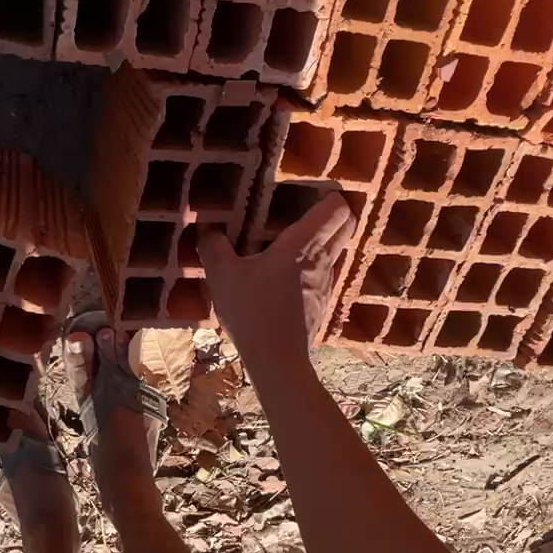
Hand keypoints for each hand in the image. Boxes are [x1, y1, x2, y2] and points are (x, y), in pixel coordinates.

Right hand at [198, 193, 354, 367]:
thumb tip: (207, 228)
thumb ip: (213, 247)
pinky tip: (294, 275)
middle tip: (311, 210)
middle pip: (346, 226)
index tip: (314, 191)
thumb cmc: (252, 313)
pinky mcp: (323, 303)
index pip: (335, 209)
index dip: (330, 196)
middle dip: (335, 214)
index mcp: (302, 246)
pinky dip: (318, 265)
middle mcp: (323, 260)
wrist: (278, 361)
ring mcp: (327, 283)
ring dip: (327, 240)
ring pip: (339, 250)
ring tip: (299, 241)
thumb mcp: (222, 276)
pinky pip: (328, 273)